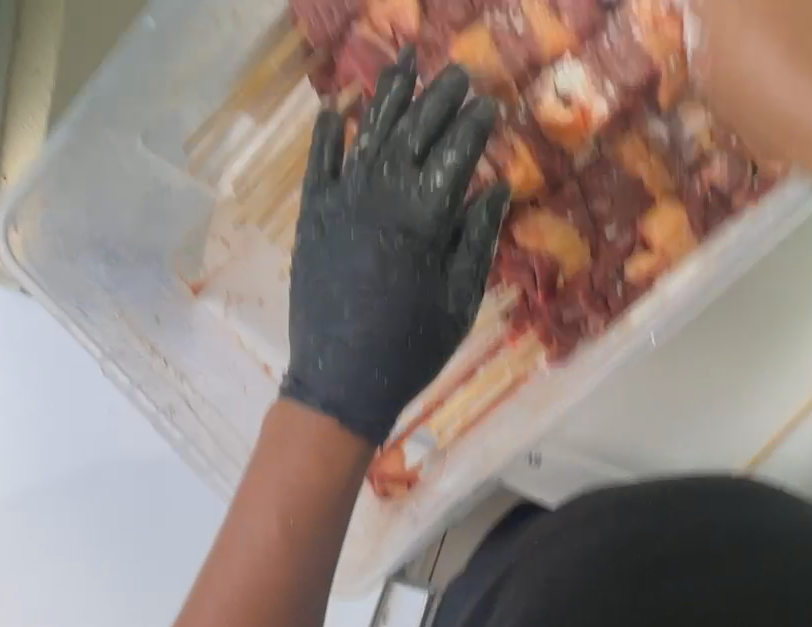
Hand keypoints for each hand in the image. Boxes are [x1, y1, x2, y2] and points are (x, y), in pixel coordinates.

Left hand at [285, 49, 510, 444]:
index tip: (492, 106)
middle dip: (441, 97)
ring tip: (406, 62)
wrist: (342, 379)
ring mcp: (342, 199)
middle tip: (459, 75)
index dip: (477, 125)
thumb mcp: (460, 300)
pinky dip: (330, 132)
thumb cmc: (412, 347)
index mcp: (426, 214)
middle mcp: (383, 192)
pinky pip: (320, 161)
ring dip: (390, 95)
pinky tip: (340, 107)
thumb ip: (478, 239)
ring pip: (370, 132)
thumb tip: (498, 187)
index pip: (458, 150)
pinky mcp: (313, 215)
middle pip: (416, 129)